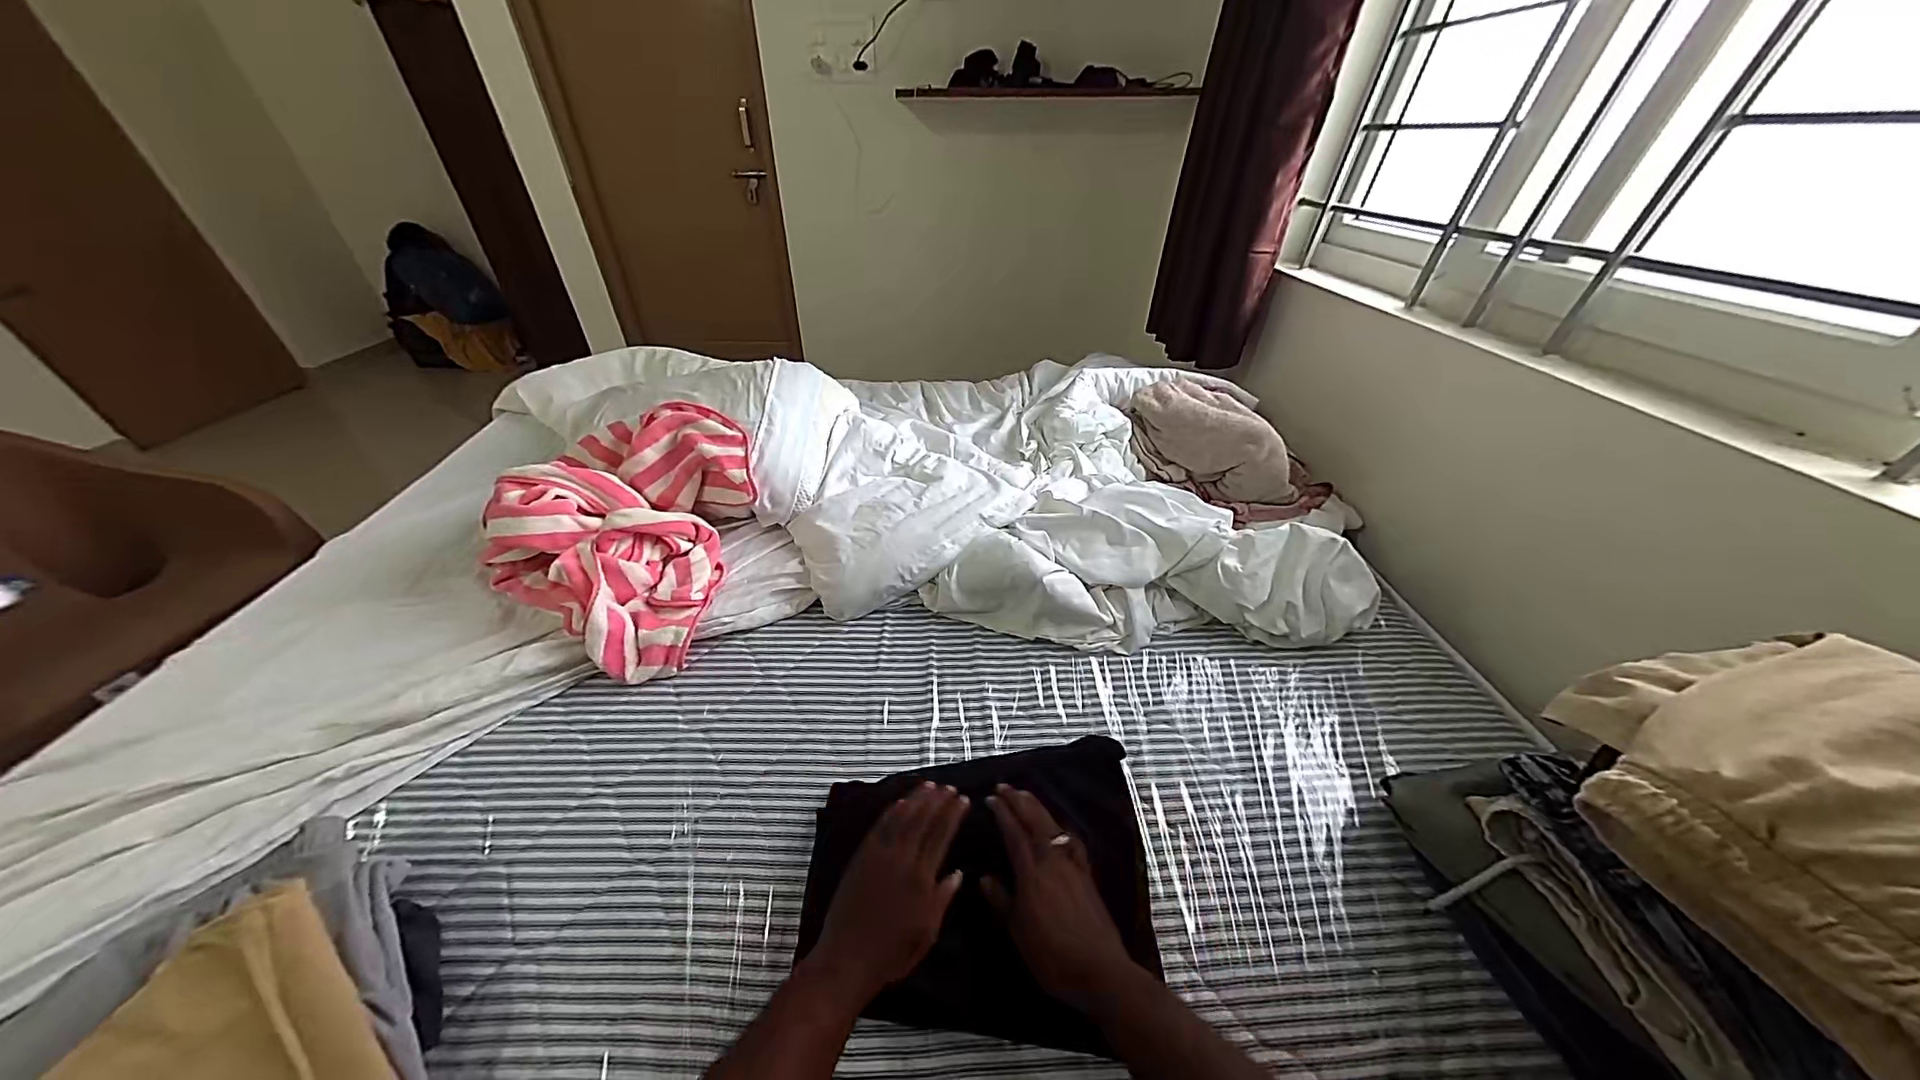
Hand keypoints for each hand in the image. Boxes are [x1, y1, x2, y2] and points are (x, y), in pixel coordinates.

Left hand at [807, 781, 968, 1006]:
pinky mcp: (860, 858)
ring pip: (901, 819)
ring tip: (929, 786)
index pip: (941, 836)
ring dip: (916, 800)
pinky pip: (879, 828)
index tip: (963, 800)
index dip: (953, 815)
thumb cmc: (892, 954)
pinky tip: (900, 803)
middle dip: (938, 801)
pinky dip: (891, 812)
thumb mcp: (927, 934)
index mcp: (921, 879)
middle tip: (949, 787)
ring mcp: (878, 857)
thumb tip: (958, 873)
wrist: (845, 960)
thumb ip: (942, 900)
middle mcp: (901, 861)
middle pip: (922, 821)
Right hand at [981, 784, 1137, 1012]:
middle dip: (1019, 801)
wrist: (1101, 970)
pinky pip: (1070, 840)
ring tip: (1026, 795)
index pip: (1015, 835)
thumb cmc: (1052, 956)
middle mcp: (1053, 862)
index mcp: (1032, 874)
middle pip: (1035, 822)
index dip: (1003, 814)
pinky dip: (1059, 827)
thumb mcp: (1018, 932)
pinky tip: (1058, 827)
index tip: (991, 797)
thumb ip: (1002, 901)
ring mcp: (1073, 866)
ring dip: (1038, 808)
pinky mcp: (1087, 875)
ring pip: (1053, 827)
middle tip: (1005, 785)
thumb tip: (985, 877)